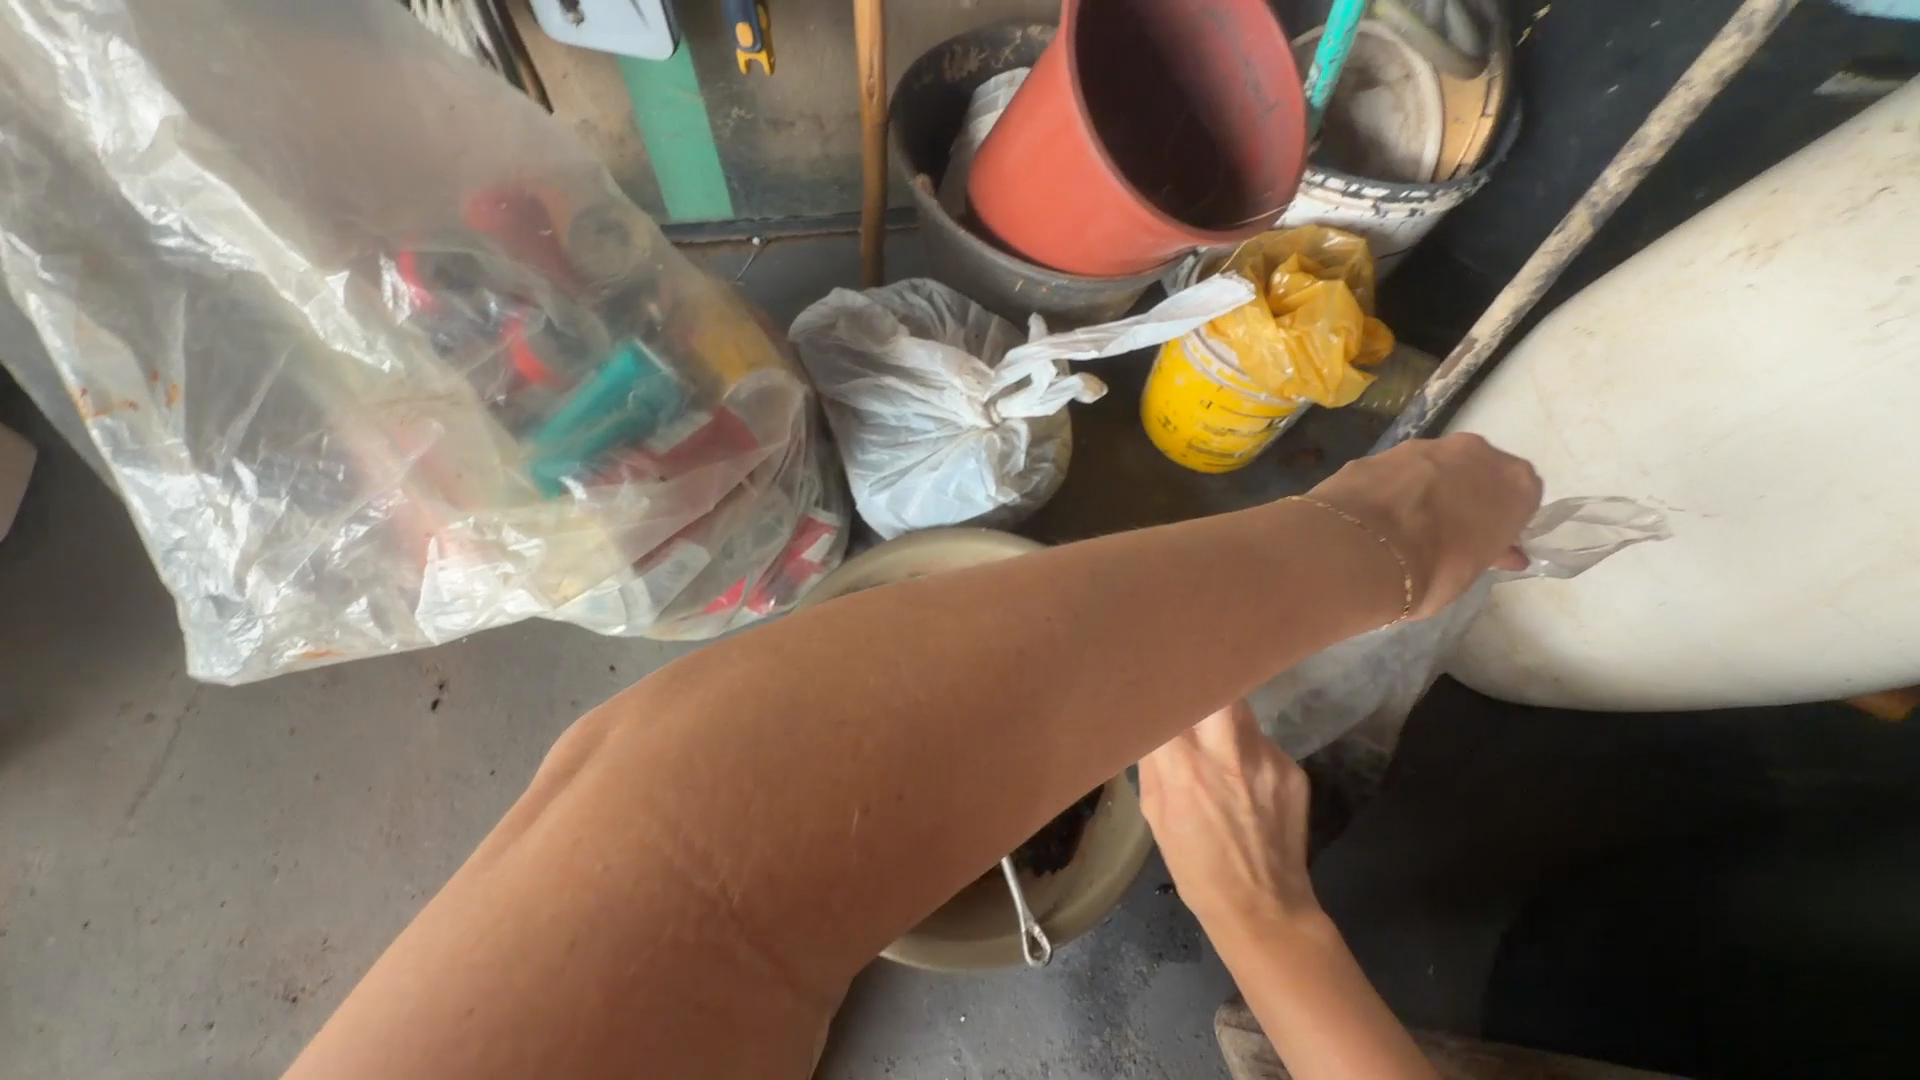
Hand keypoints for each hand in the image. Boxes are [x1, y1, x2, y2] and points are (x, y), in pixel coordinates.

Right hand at [1138, 700, 1317, 939]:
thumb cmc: (1195, 866)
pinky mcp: (1292, 770)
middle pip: (1216, 686)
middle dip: (1201, 685)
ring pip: (1241, 711)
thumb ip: (1154, 762)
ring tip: (1217, 741)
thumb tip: (1151, 725)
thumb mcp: (1155, 813)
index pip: (1169, 703)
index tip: (1156, 688)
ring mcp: (1266, 759)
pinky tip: (1245, 781)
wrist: (1263, 907)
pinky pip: (1263, 744)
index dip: (1161, 692)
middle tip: (1190, 692)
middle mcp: (1226, 752)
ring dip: (1224, 717)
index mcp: (1184, 766)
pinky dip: (1248, 752)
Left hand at [1308, 434, 1541, 619]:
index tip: (1479, 542)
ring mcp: (1420, 447)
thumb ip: (1487, 552)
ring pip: (1430, 468)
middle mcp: (1474, 453)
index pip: (1518, 498)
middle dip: (1460, 497)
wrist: (1358, 550)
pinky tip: (1368, 518)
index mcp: (1515, 483)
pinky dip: (1384, 490)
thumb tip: (1504, 554)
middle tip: (1439, 533)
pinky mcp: (1375, 453)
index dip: (1497, 521)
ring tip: (1398, 526)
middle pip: (1474, 473)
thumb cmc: (1432, 571)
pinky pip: (1389, 474)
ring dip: (1420, 489)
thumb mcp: (1472, 572)